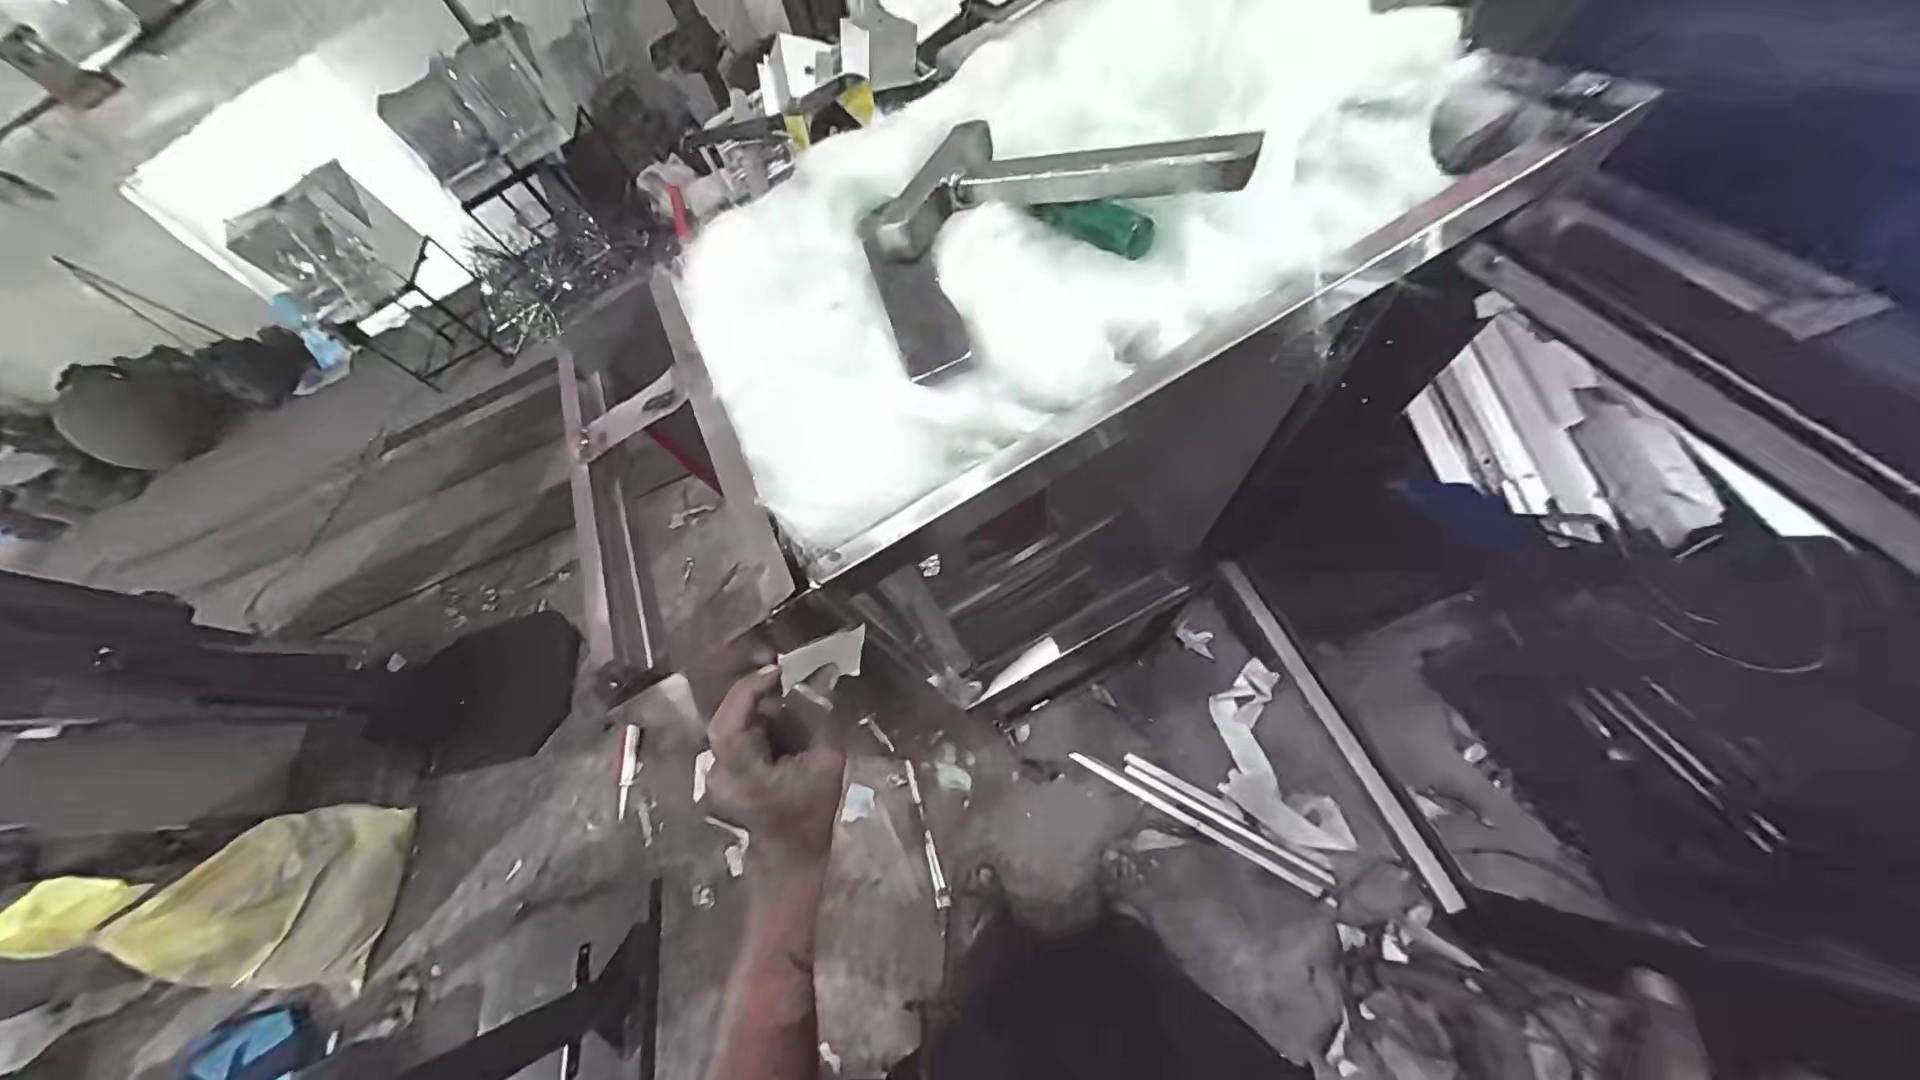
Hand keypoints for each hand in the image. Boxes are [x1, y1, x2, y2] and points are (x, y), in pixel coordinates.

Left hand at [706, 668, 847, 876]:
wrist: (791, 854)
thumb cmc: (812, 812)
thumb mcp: (828, 763)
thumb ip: (822, 719)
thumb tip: (825, 678)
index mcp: (741, 773)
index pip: (728, 724)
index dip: (748, 691)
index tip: (778, 671)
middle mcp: (719, 771)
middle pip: (728, 717)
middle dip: (758, 695)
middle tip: (787, 683)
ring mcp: (717, 772)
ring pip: (733, 722)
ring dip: (761, 708)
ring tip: (790, 704)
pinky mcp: (724, 770)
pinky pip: (739, 733)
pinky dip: (760, 721)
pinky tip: (782, 725)